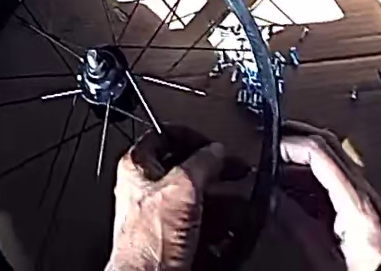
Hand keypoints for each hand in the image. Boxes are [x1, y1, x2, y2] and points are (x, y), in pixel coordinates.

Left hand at [105, 129, 226, 270]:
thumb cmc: (149, 240)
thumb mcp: (183, 188)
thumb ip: (202, 163)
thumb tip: (215, 150)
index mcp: (137, 166)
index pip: (164, 136)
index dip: (191, 136)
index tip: (212, 143)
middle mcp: (145, 190)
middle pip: (186, 171)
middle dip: (215, 175)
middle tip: (236, 172)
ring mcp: (159, 219)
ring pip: (197, 202)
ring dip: (223, 203)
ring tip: (243, 206)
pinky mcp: (171, 245)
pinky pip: (200, 229)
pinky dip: (220, 229)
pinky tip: (234, 231)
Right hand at [276, 121, 380, 270]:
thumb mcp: (327, 265)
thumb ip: (299, 228)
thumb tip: (273, 198)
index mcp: (359, 206)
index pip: (321, 151)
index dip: (291, 143)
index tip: (269, 147)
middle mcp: (369, 196)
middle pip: (330, 144)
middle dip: (297, 137)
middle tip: (271, 142)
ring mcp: (372, 202)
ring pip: (334, 158)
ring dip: (304, 158)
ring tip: (278, 170)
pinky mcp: (370, 213)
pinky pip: (340, 179)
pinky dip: (315, 176)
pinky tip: (298, 193)